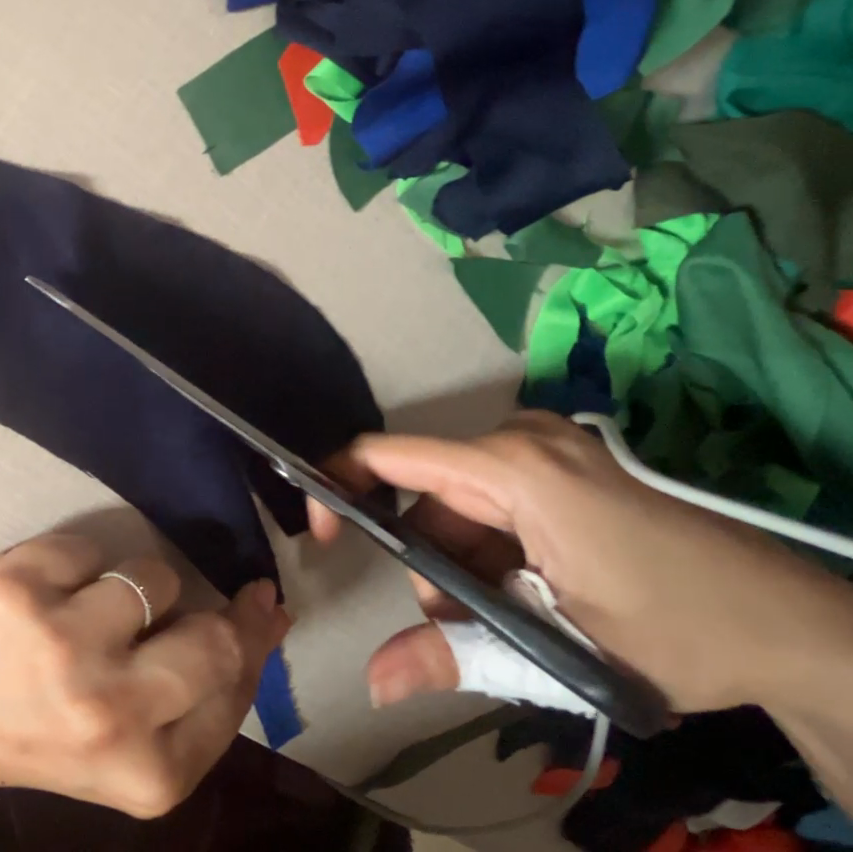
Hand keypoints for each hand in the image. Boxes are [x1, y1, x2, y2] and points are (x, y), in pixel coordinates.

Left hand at [0, 533, 290, 818]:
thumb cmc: (38, 735)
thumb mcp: (130, 752)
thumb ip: (201, 697)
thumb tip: (268, 612)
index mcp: (150, 771)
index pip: (235, 685)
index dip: (252, 637)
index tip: (258, 603)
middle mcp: (110, 710)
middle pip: (209, 634)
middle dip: (196, 614)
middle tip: (155, 618)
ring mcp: (59, 643)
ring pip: (149, 576)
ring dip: (129, 586)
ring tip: (86, 614)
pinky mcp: (14, 588)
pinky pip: (85, 545)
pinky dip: (74, 562)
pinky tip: (45, 594)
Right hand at [312, 410, 852, 717]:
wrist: (802, 632)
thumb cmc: (679, 628)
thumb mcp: (557, 649)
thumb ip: (453, 656)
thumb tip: (372, 686)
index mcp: (512, 467)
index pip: (384, 456)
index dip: (334, 489)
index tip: (323, 540)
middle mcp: (520, 440)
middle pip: (425, 495)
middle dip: (429, 561)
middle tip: (463, 622)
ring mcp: (546, 451)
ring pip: (459, 506)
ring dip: (463, 565)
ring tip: (513, 617)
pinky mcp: (564, 468)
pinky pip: (493, 503)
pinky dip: (494, 554)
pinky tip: (533, 592)